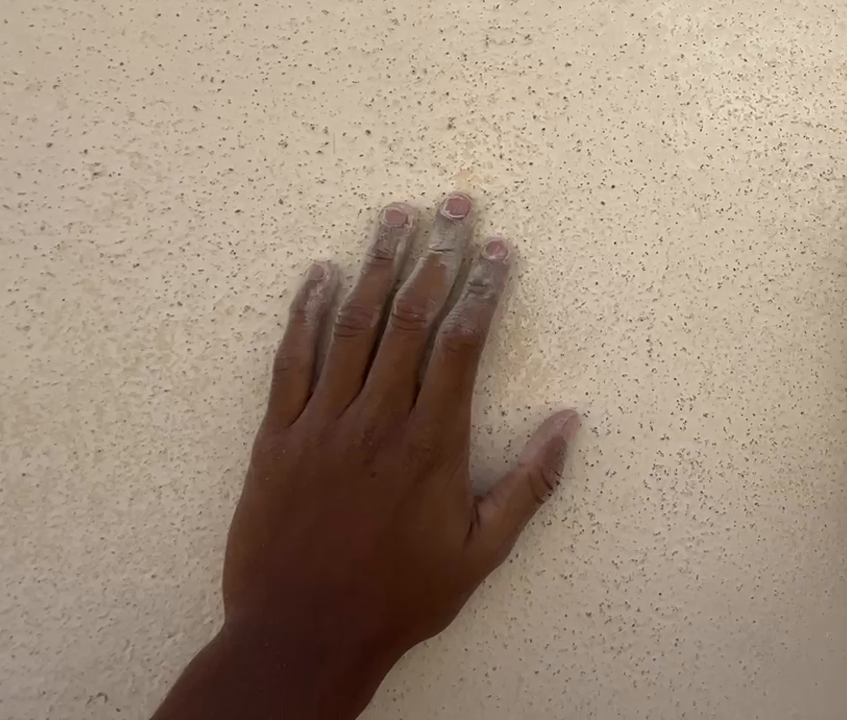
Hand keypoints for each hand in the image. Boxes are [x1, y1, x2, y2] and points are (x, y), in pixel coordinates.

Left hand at [155, 195, 580, 719]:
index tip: (499, 249)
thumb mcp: (482, 552)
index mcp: (431, 441)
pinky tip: (320, 274)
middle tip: (454, 205)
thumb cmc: (400, 596)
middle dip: (438, 253)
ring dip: (377, 264)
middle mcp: (377, 418)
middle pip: (410, 316)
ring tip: (395, 215)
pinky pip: (289, 362)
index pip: (462, 343)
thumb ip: (531, 485)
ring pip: (352, 326)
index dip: (483, 289)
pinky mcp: (276, 437)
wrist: (297, 640)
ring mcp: (322, 423)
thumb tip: (571, 422)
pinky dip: (305, 313)